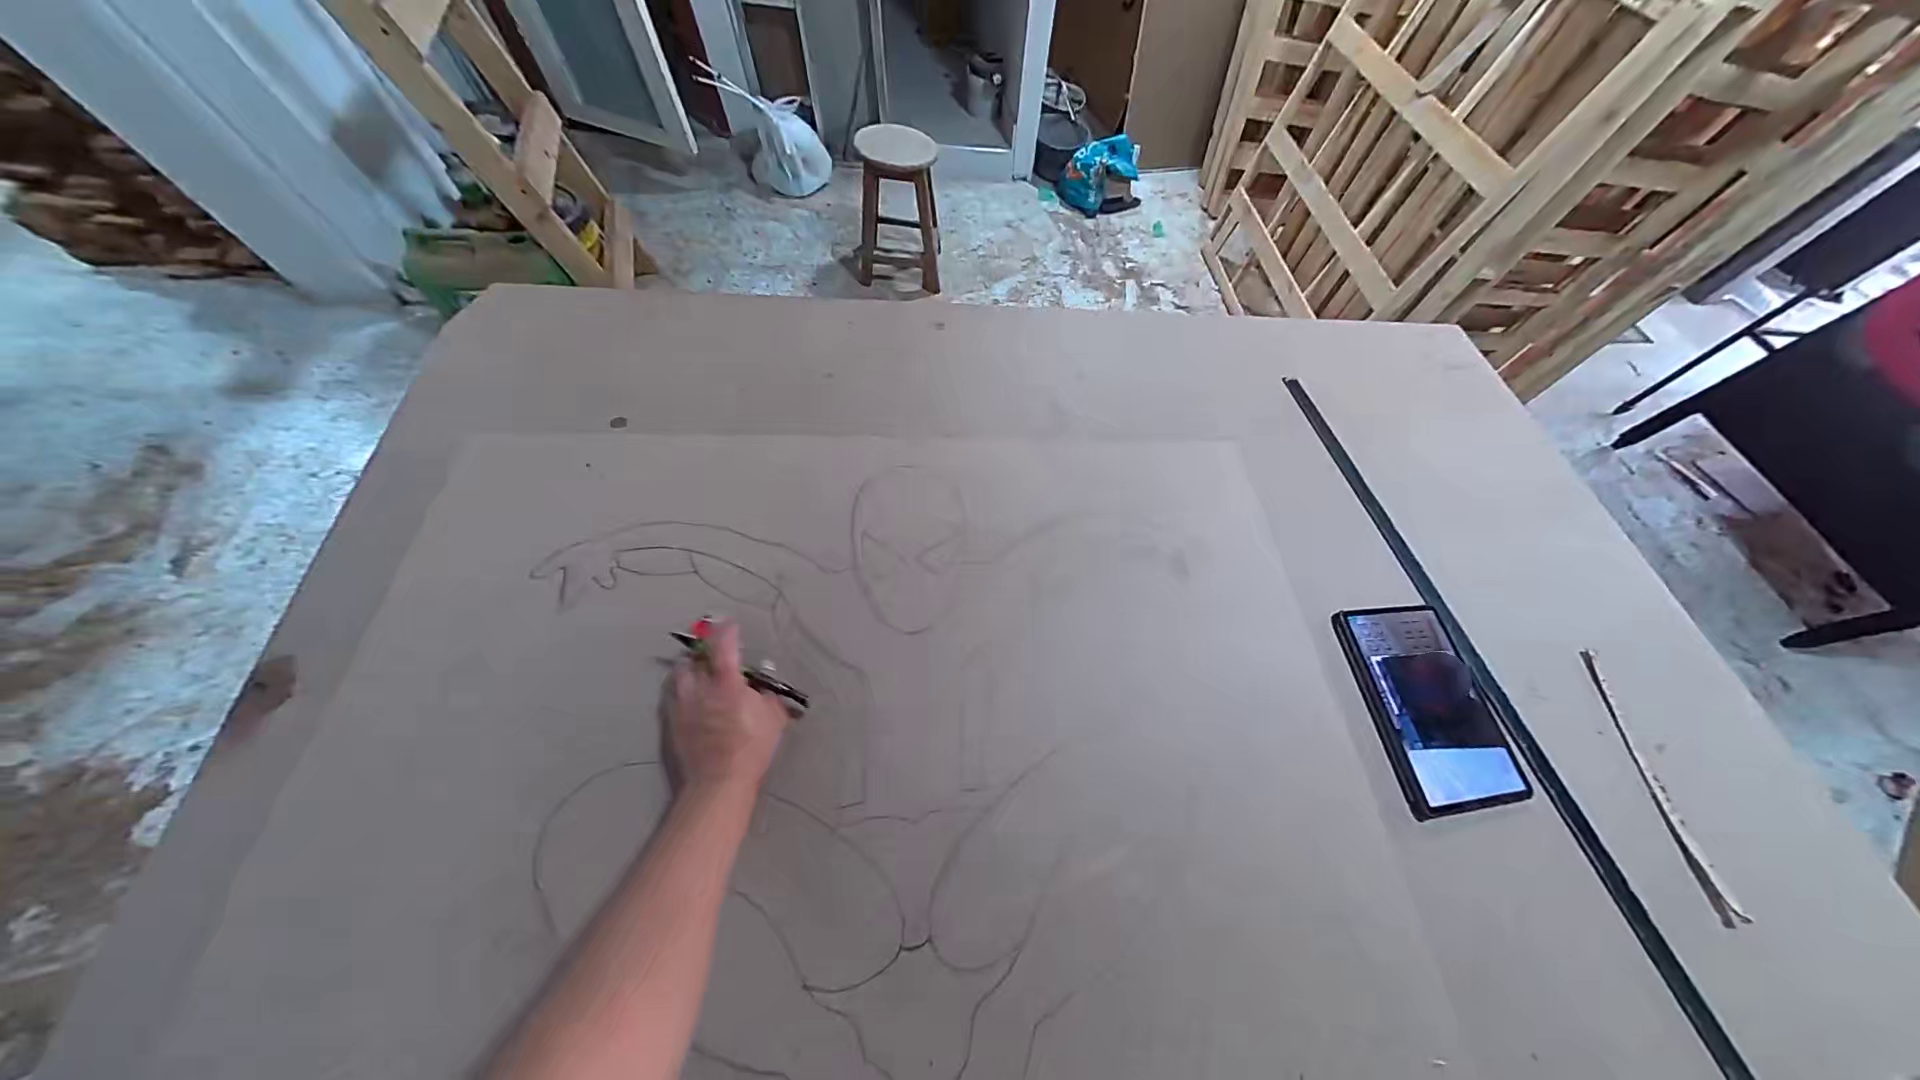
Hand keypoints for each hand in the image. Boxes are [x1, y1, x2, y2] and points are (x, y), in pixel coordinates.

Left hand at [668, 618, 789, 795]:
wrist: (718, 782)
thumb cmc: (751, 749)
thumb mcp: (773, 718)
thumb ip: (768, 696)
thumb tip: (762, 688)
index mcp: (727, 682)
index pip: (723, 644)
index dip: (727, 630)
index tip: (730, 625)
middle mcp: (700, 687)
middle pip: (696, 655)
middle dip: (706, 650)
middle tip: (716, 653)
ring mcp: (682, 704)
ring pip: (680, 673)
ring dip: (691, 667)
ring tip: (700, 672)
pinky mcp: (671, 721)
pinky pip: (673, 694)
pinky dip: (683, 689)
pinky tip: (692, 697)